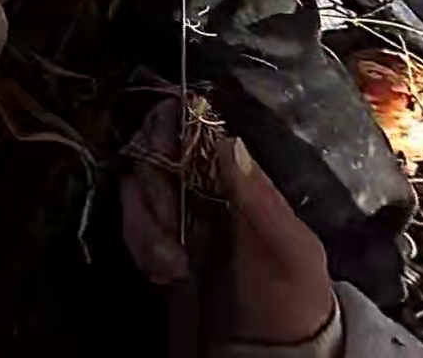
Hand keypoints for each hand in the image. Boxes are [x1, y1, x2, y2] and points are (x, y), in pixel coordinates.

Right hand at [120, 99, 335, 344]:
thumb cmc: (293, 300)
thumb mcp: (293, 253)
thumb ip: (261, 199)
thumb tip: (229, 141)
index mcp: (230, 172)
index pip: (186, 122)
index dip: (166, 128)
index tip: (166, 155)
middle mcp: (196, 181)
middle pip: (149, 150)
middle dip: (152, 188)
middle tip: (171, 225)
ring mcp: (173, 210)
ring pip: (133, 187)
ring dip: (145, 226)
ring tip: (175, 267)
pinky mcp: (154, 240)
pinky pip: (128, 225)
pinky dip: (141, 249)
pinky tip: (166, 276)